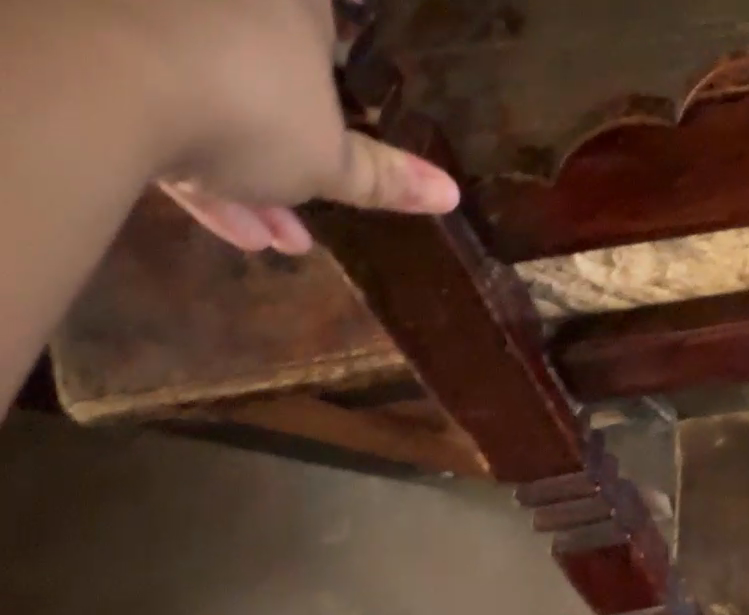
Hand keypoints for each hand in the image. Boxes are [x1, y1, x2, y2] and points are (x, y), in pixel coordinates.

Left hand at [118, 0, 458, 251]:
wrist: (89, 76)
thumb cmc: (249, 109)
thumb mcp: (331, 161)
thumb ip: (386, 178)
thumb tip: (450, 193)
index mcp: (288, 4)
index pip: (319, 36)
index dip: (326, 86)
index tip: (330, 134)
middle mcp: (214, 0)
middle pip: (257, 74)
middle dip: (282, 152)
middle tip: (304, 212)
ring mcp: (142, 15)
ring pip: (201, 97)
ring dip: (239, 174)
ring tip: (272, 239)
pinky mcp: (80, 40)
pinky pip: (147, 105)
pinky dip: (184, 162)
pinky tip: (225, 223)